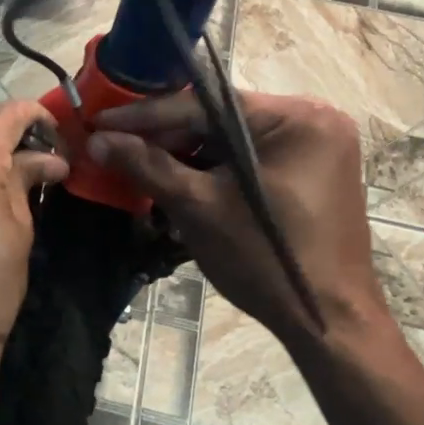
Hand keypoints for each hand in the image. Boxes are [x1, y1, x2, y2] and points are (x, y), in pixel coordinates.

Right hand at [85, 90, 387, 347]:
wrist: (327, 321)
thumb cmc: (265, 259)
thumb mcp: (198, 207)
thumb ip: (146, 166)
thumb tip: (96, 140)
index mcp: (297, 118)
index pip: (204, 103)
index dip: (145, 115)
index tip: (99, 121)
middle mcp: (313, 121)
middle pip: (219, 119)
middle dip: (166, 137)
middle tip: (116, 149)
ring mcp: (316, 149)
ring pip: (231, 140)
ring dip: (185, 155)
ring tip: (138, 167)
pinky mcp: (309, 175)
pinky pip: (249, 159)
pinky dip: (213, 170)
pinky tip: (177, 183)